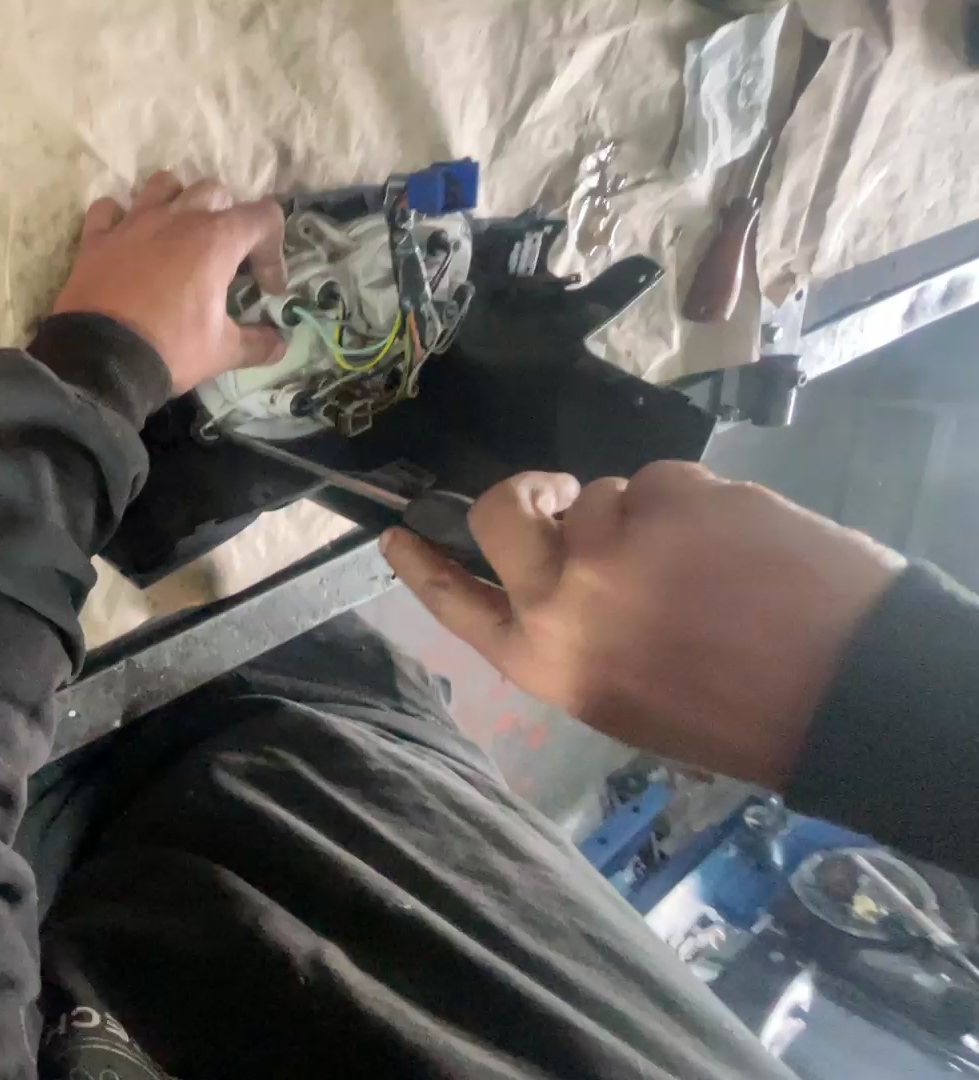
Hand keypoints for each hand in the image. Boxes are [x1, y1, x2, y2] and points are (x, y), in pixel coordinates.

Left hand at [52, 172, 288, 393]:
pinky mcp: (96, 239)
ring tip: (177, 236)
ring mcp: (133, 223)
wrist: (99, 362)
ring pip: (163, 185)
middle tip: (222, 260)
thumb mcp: (220, 353)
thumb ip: (256, 344)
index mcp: (215, 239)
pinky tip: (124, 240)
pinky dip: (119, 219)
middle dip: (227, 220)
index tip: (266, 289)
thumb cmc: (168, 350)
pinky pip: (108, 209)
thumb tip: (281, 345)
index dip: (273, 252)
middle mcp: (176, 217)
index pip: (264, 218)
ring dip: (177, 203)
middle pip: (214, 192)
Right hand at [380, 462, 904, 787]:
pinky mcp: (679, 502)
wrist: (858, 698)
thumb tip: (536, 576)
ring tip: (694, 554)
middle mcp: (556, 595)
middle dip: (525, 493)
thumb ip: (551, 633)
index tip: (394, 533)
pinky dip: (692, 503)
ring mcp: (614, 544)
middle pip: (500, 512)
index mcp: (537, 652)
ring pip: (596, 494)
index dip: (417, 563)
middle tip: (553, 495)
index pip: (450, 597)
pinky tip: (733, 541)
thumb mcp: (607, 692)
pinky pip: (662, 481)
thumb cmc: (722, 711)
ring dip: (634, 513)